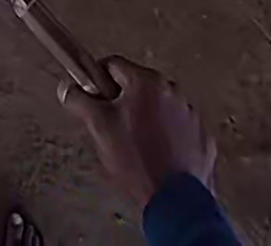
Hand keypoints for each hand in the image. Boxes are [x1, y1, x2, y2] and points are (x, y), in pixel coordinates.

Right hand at [61, 57, 216, 207]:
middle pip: (137, 85)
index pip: (113, 65)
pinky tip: (155, 152)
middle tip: (113, 123)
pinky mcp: (203, 140)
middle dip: (123, 100)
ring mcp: (191, 117)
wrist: (176, 205)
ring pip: (158, 106)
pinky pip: (177, 127)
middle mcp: (173, 93)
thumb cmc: (138, 160)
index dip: (98, 79)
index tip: (94, 95)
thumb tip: (67, 89)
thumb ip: (77, 98)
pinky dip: (166, 135)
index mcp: (147, 82)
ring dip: (146, 116)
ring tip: (135, 142)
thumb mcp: (97, 124)